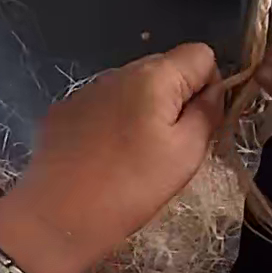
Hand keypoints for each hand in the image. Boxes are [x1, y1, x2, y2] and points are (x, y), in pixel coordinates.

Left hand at [0, 43, 222, 272]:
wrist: (57, 218)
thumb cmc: (129, 189)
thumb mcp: (185, 155)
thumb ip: (207, 114)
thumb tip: (214, 91)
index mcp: (152, 76)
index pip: (200, 54)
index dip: (209, 86)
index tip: (199, 125)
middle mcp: (116, 72)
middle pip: (164, 70)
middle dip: (175, 101)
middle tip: (168, 150)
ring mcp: (85, 91)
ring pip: (131, 90)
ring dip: (142, 113)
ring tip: (132, 159)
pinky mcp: (62, 112)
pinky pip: (102, 107)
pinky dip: (111, 125)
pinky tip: (102, 159)